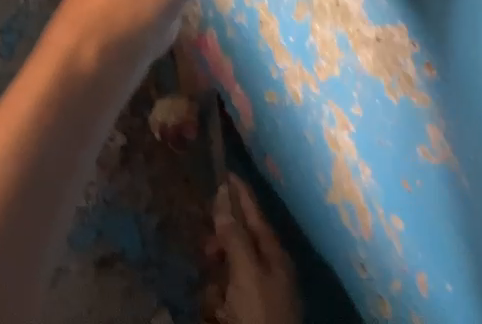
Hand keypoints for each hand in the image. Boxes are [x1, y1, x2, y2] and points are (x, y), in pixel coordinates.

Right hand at [210, 176, 301, 323]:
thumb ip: (234, 235)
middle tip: (208, 252)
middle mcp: (266, 268)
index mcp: (273, 254)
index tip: (223, 171)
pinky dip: (215, 302)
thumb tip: (223, 194)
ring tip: (216, 301)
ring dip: (214, 281)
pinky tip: (217, 314)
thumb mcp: (246, 272)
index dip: (239, 193)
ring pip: (223, 269)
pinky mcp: (242, 312)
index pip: (254, 213)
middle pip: (235, 240)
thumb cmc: (260, 314)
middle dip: (219, 246)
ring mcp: (255, 292)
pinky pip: (220, 294)